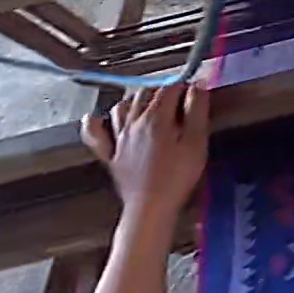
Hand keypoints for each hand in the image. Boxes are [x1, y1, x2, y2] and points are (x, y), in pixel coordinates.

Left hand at [82, 84, 211, 229]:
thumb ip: (197, 110)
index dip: (184, 84)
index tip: (195, 89)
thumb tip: (198, 84)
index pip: (170, 87)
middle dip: (163, 88)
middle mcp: (134, 122)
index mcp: (158, 118)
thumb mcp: (197, 141)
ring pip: (122, 106)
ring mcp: (118, 138)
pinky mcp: (109, 154)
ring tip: (150, 104)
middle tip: (178, 97)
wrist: (151, 208)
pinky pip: (95, 133)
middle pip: (146, 92)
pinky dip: (95, 121)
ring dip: (136, 99)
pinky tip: (97, 117)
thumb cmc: (179, 175)